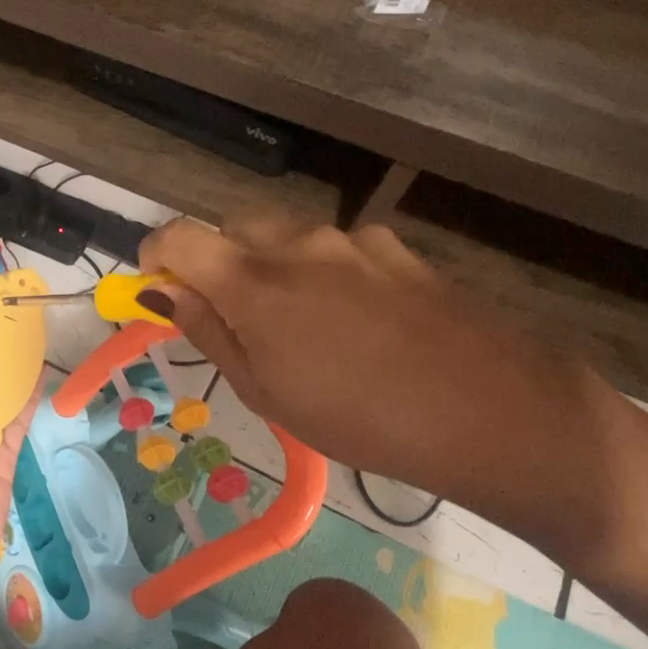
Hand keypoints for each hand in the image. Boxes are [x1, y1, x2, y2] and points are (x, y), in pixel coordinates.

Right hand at [138, 214, 614, 518]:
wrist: (490, 410)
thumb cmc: (358, 419)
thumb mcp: (265, 391)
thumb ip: (209, 332)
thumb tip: (165, 294)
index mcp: (254, 282)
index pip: (178, 237)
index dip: (156, 256)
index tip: (159, 288)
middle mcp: (298, 244)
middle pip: (233, 229)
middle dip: (217, 263)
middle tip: (233, 320)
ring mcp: (354, 242)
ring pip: (287, 240)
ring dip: (273, 270)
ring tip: (303, 331)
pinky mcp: (398, 250)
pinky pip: (338, 251)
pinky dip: (324, 275)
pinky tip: (357, 324)